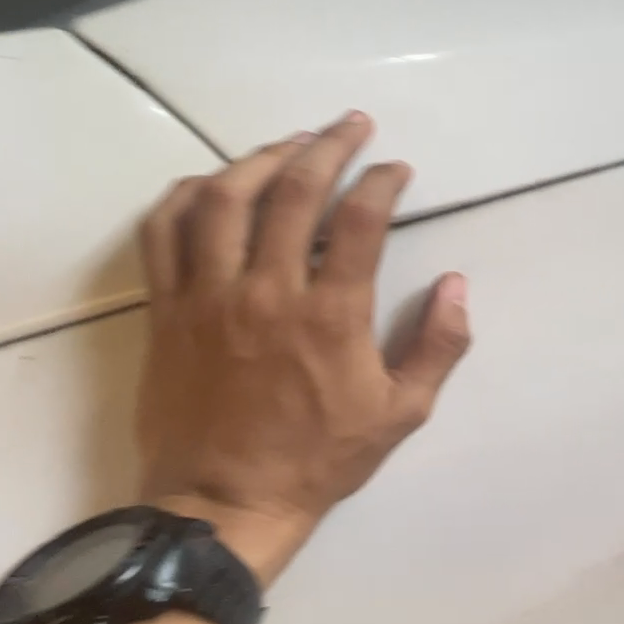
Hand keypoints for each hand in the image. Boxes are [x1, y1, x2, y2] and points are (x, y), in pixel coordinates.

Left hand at [133, 111, 471, 582]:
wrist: (226, 499)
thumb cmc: (326, 456)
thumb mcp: (405, 410)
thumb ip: (439, 345)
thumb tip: (459, 286)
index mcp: (332, 314)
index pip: (358, 222)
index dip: (382, 183)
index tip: (397, 168)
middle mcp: (267, 290)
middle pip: (292, 193)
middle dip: (326, 147)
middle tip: (350, 125)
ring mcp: (208, 295)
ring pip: (222, 200)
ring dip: (259, 159)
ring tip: (290, 144)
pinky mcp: (166, 310)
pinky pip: (163, 233)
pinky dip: (186, 196)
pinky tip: (211, 183)